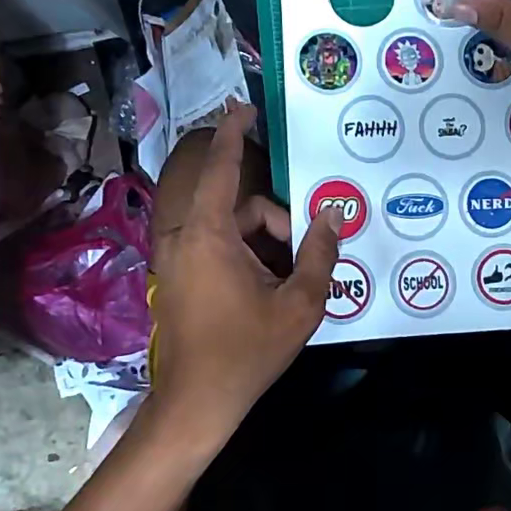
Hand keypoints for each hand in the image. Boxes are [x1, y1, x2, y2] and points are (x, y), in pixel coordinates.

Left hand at [151, 107, 339, 433]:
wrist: (197, 403)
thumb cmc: (248, 351)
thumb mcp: (301, 302)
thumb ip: (321, 252)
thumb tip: (333, 214)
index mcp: (209, 235)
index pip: (221, 167)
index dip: (233, 132)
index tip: (242, 107)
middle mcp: (184, 239)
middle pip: (241, 209)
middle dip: (278, 227)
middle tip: (304, 262)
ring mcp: (177, 261)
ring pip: (231, 232)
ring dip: (264, 248)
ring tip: (286, 287)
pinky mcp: (178, 280)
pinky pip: (216, 250)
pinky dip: (245, 260)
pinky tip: (264, 295)